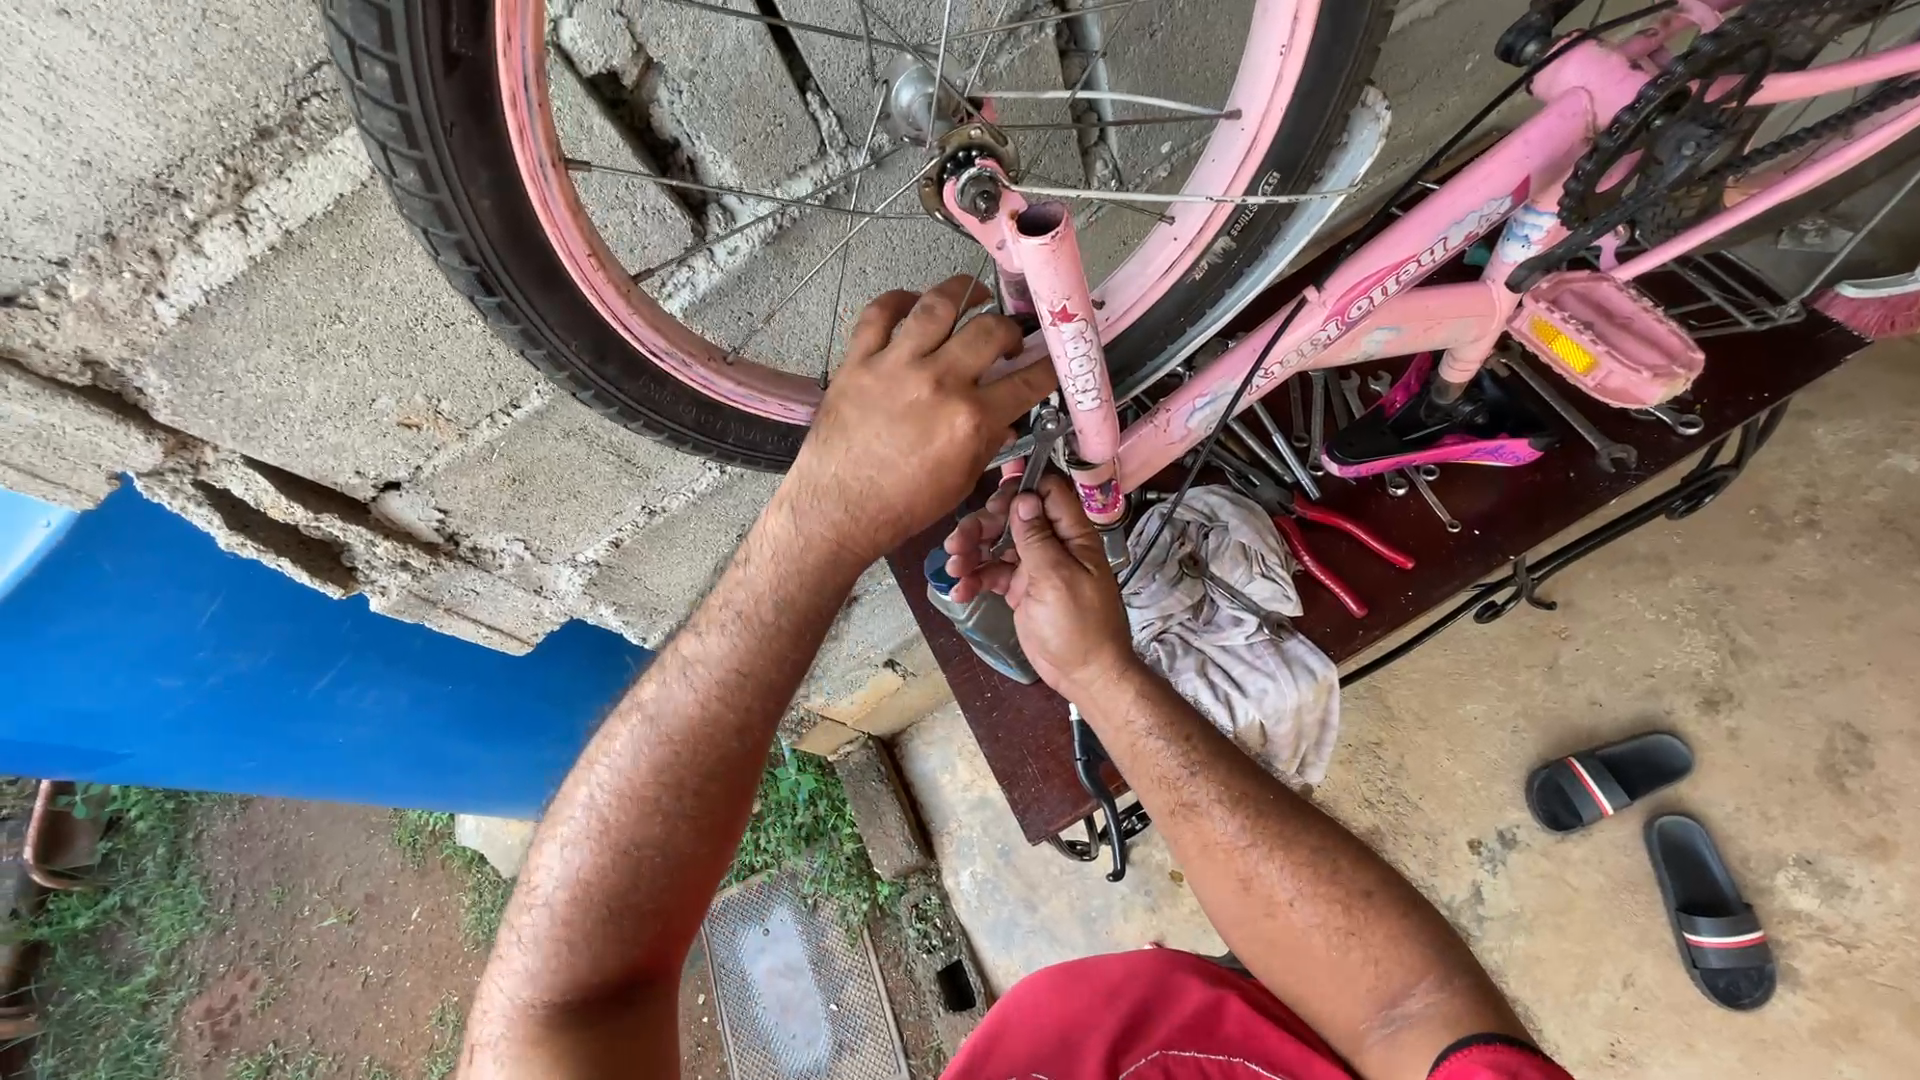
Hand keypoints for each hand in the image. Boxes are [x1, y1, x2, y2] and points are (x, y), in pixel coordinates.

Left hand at [779, 275, 1056, 566]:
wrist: (838, 510)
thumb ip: (987, 442)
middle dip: (1010, 329)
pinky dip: (899, 300)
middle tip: (1008, 338)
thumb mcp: (961, 481)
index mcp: (970, 419)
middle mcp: (938, 383)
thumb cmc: (902, 506)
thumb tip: (1003, 417)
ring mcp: (895, 366)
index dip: (1048, 365)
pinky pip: (879, 313)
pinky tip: (913, 303)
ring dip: (963, 293)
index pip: (1026, 380)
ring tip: (974, 296)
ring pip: (938, 305)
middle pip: (989, 329)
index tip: (1052, 358)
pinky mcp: (858, 361)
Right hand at [944, 475, 1137, 697]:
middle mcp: (1052, 544)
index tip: (992, 502)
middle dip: (982, 526)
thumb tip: (1024, 497)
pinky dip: (974, 579)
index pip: (1047, 493)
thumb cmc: (1080, 627)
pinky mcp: (1019, 589)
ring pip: (996, 544)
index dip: (1018, 490)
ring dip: (971, 552)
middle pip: (1012, 518)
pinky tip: (960, 592)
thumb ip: (1037, 538)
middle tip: (958, 543)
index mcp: (1071, 535)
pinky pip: (992, 574)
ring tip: (953, 569)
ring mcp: (1034, 567)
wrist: (1083, 674)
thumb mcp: (1057, 578)